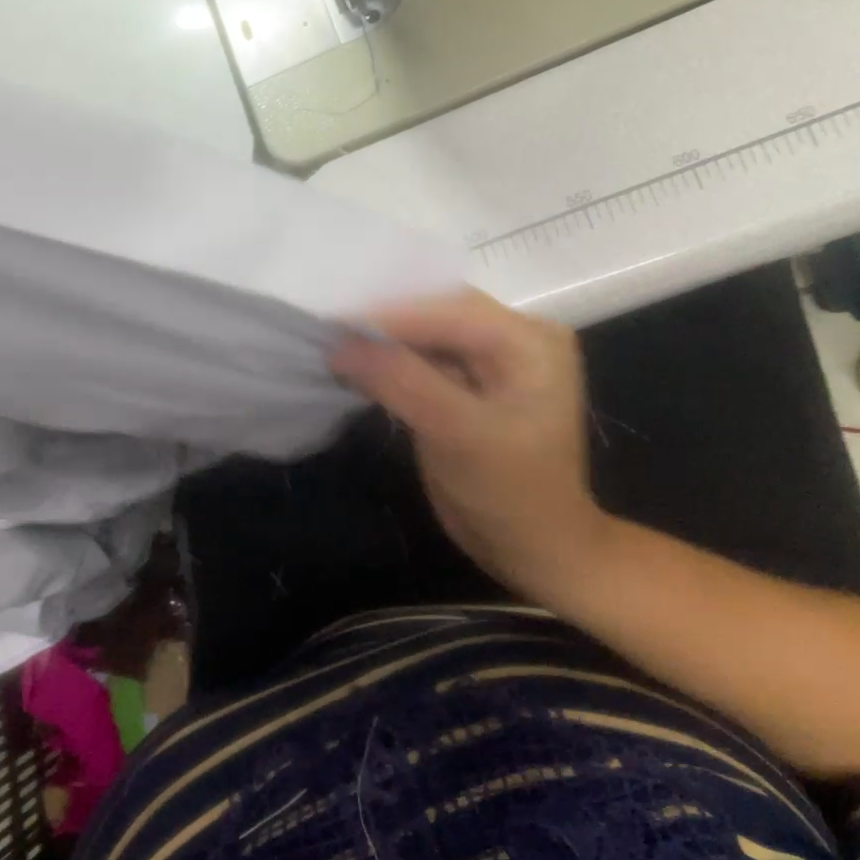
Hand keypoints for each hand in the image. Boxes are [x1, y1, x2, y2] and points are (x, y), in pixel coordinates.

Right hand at [330, 289, 605, 590]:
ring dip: (384, 343)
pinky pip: (426, 363)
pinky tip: (356, 368)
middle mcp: (516, 339)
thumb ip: (402, 381)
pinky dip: (392, 365)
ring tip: (333, 345)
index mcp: (530, 340)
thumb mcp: (456, 433)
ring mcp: (493, 364)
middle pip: (439, 315)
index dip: (389, 314)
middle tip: (326, 330)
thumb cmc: (508, 494)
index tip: (329, 322)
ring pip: (428, 337)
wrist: (534, 550)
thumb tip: (340, 344)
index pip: (450, 309)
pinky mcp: (470, 389)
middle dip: (385, 323)